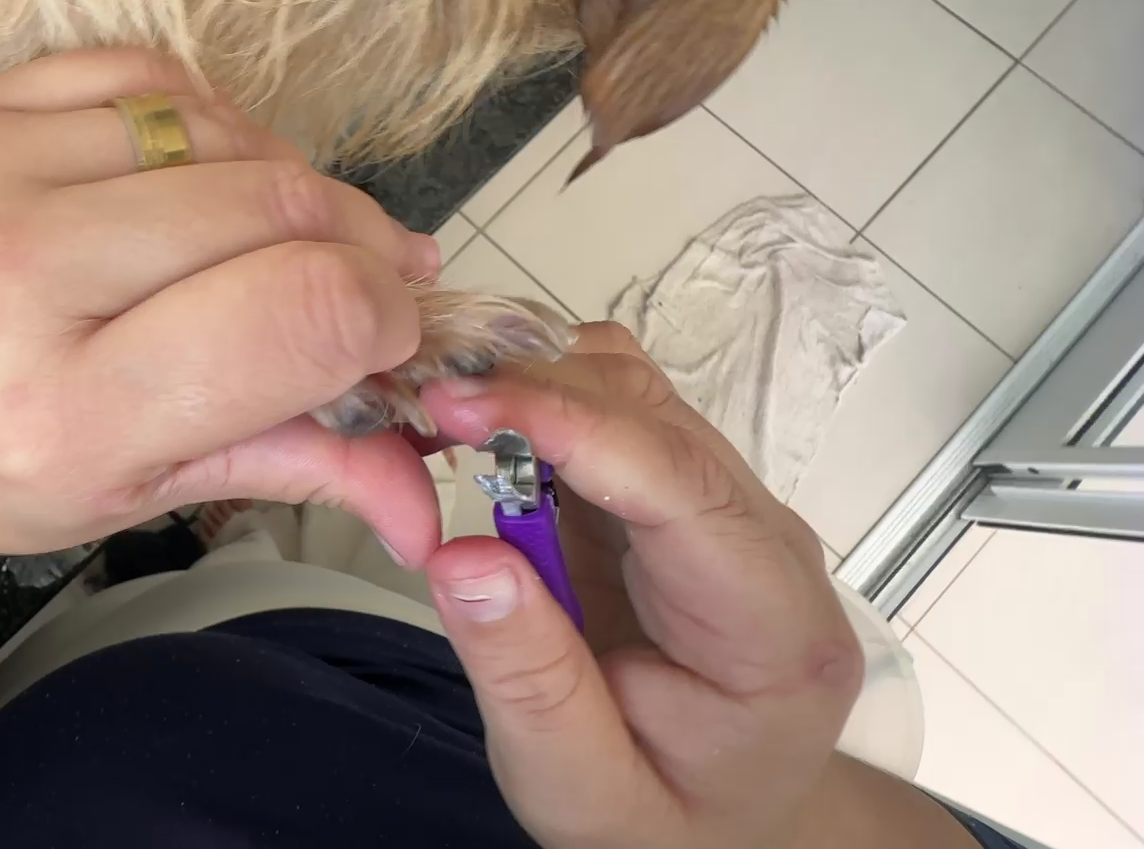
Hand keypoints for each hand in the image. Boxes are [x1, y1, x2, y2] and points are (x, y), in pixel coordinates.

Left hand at [0, 49, 447, 563]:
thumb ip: (306, 472)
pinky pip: (153, 80)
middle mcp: (11, 278)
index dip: (380, 309)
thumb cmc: (21, 469)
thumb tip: (429, 511)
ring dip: (281, 185)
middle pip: (271, 204)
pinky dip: (206, 129)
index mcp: (65, 410)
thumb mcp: (159, 493)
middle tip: (362, 277)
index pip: (294, 312)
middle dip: (351, 241)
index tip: (392, 326)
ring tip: (269, 239)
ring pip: (222, 135)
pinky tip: (197, 184)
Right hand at [418, 323, 862, 848]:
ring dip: (522, 377)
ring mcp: (706, 496)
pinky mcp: (654, 480)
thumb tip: (459, 556)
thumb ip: (525, 679)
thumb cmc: (655, 810)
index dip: (564, 423)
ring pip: (621, 382)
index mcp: (766, 622)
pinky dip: (524, 390)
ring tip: (434, 411)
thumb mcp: (577, 784)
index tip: (453, 406)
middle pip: (648, 409)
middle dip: (526, 386)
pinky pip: (594, 399)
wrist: (708, 814)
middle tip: (415, 402)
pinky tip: (469, 421)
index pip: (676, 482)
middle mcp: (754, 534)